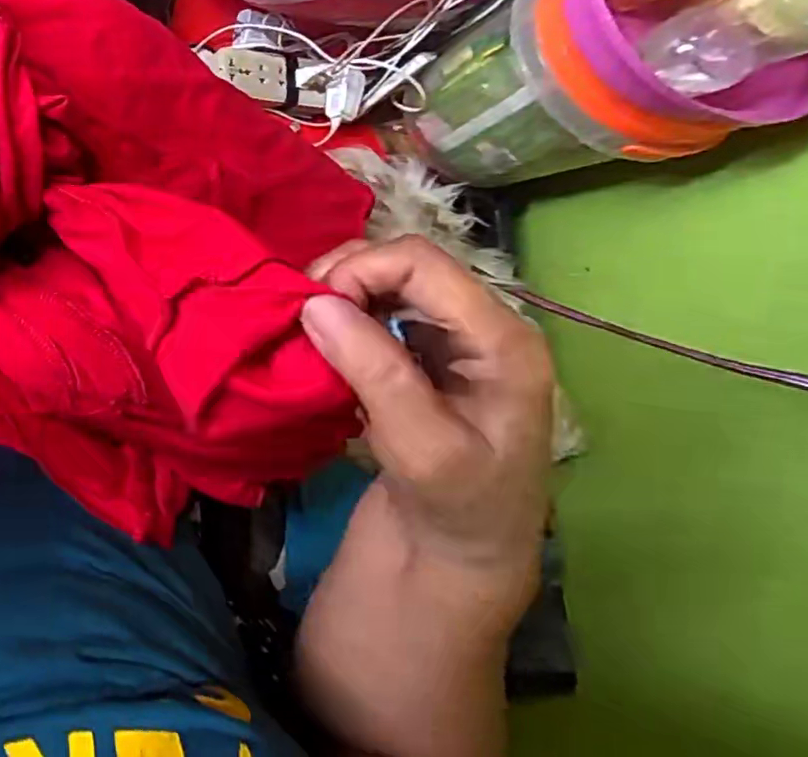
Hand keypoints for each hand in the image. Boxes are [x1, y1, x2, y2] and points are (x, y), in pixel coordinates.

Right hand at [302, 236, 552, 605]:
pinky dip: (342, 311)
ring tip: (313, 332)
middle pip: (401, 260)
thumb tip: (315, 303)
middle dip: (343, 277)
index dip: (358, 271)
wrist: (461, 548)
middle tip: (305, 318)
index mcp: (501, 337)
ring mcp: (452, 332)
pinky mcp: (424, 346)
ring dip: (339, 293)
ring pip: (385, 277)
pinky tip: (328, 343)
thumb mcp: (422, 447)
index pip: (419, 261)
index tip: (315, 312)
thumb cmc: (456, 503)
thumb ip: (375, 371)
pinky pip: (376, 303)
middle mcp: (480, 321)